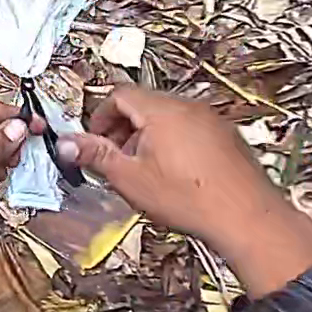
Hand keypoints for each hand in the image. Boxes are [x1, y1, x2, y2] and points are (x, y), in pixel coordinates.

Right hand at [58, 86, 311, 297]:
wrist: (245, 216)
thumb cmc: (187, 197)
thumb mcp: (130, 178)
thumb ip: (96, 156)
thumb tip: (65, 143)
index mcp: (161, 110)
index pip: (120, 95)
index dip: (100, 117)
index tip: (94, 141)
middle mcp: (187, 106)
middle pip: (144, 104)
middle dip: (122, 129)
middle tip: (114, 158)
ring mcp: (211, 119)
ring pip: (168, 117)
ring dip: (147, 136)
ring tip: (143, 170)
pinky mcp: (227, 136)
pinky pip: (190, 128)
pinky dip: (174, 142)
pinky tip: (175, 175)